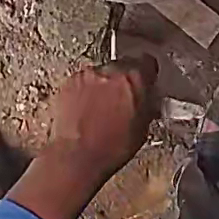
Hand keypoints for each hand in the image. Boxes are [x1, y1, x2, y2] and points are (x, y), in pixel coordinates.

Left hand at [7, 57, 157, 218]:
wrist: (77, 156)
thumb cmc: (109, 148)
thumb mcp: (143, 128)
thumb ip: (147, 104)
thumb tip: (148, 100)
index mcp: (135, 79)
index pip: (147, 62)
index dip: (147, 73)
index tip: (145, 79)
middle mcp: (111, 71)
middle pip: (122, 66)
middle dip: (123, 81)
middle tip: (122, 101)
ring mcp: (88, 75)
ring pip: (101, 73)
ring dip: (103, 86)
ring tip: (101, 110)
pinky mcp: (70, 82)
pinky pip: (83, 81)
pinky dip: (85, 91)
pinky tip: (86, 110)